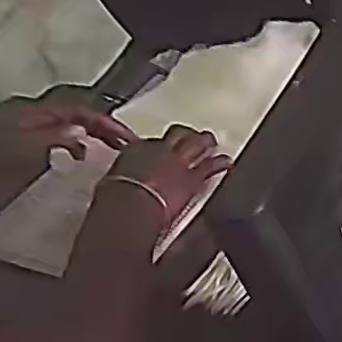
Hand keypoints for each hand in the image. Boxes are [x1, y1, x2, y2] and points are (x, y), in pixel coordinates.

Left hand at [0, 86, 138, 203]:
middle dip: (102, 130)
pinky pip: (45, 149)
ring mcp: (7, 137)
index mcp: (26, 114)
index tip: (134, 145)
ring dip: (86, 143)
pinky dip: (66, 157)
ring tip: (105, 166)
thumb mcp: (20, 153)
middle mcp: (18, 119)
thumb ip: (56, 138)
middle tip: (126, 153)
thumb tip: (87, 134)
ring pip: (59, 131)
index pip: (81, 106)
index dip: (110, 123)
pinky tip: (69, 179)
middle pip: (71, 114)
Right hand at [106, 125, 233, 226]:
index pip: (154, 142)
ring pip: (196, 146)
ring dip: (206, 143)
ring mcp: (178, 163)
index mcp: (137, 150)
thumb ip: (127, 177)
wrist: (130, 207)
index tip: (166, 147)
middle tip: (195, 135)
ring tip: (212, 142)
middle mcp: (160, 151)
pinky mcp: (192, 179)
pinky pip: (209, 167)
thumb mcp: (115, 180)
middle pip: (178, 135)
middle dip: (187, 135)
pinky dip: (219, 164)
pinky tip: (226, 162)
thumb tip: (127, 184)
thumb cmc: (117, 197)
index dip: (163, 145)